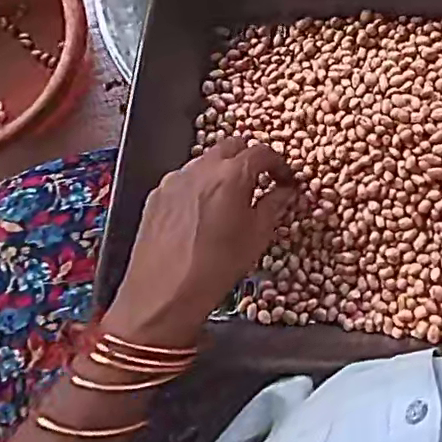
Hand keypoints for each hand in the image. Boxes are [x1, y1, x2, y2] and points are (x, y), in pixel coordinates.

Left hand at [103, 138, 296, 348]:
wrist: (163, 295)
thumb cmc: (215, 267)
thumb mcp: (257, 236)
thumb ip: (274, 205)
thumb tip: (284, 191)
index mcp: (231, 175)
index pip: (263, 152)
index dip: (279, 164)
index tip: (284, 180)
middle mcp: (200, 169)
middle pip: (232, 146)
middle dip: (250, 160)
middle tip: (261, 182)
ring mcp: (174, 180)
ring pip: (206, 161)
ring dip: (224, 171)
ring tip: (232, 200)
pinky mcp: (156, 195)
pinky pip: (185, 179)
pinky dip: (201, 186)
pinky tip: (205, 213)